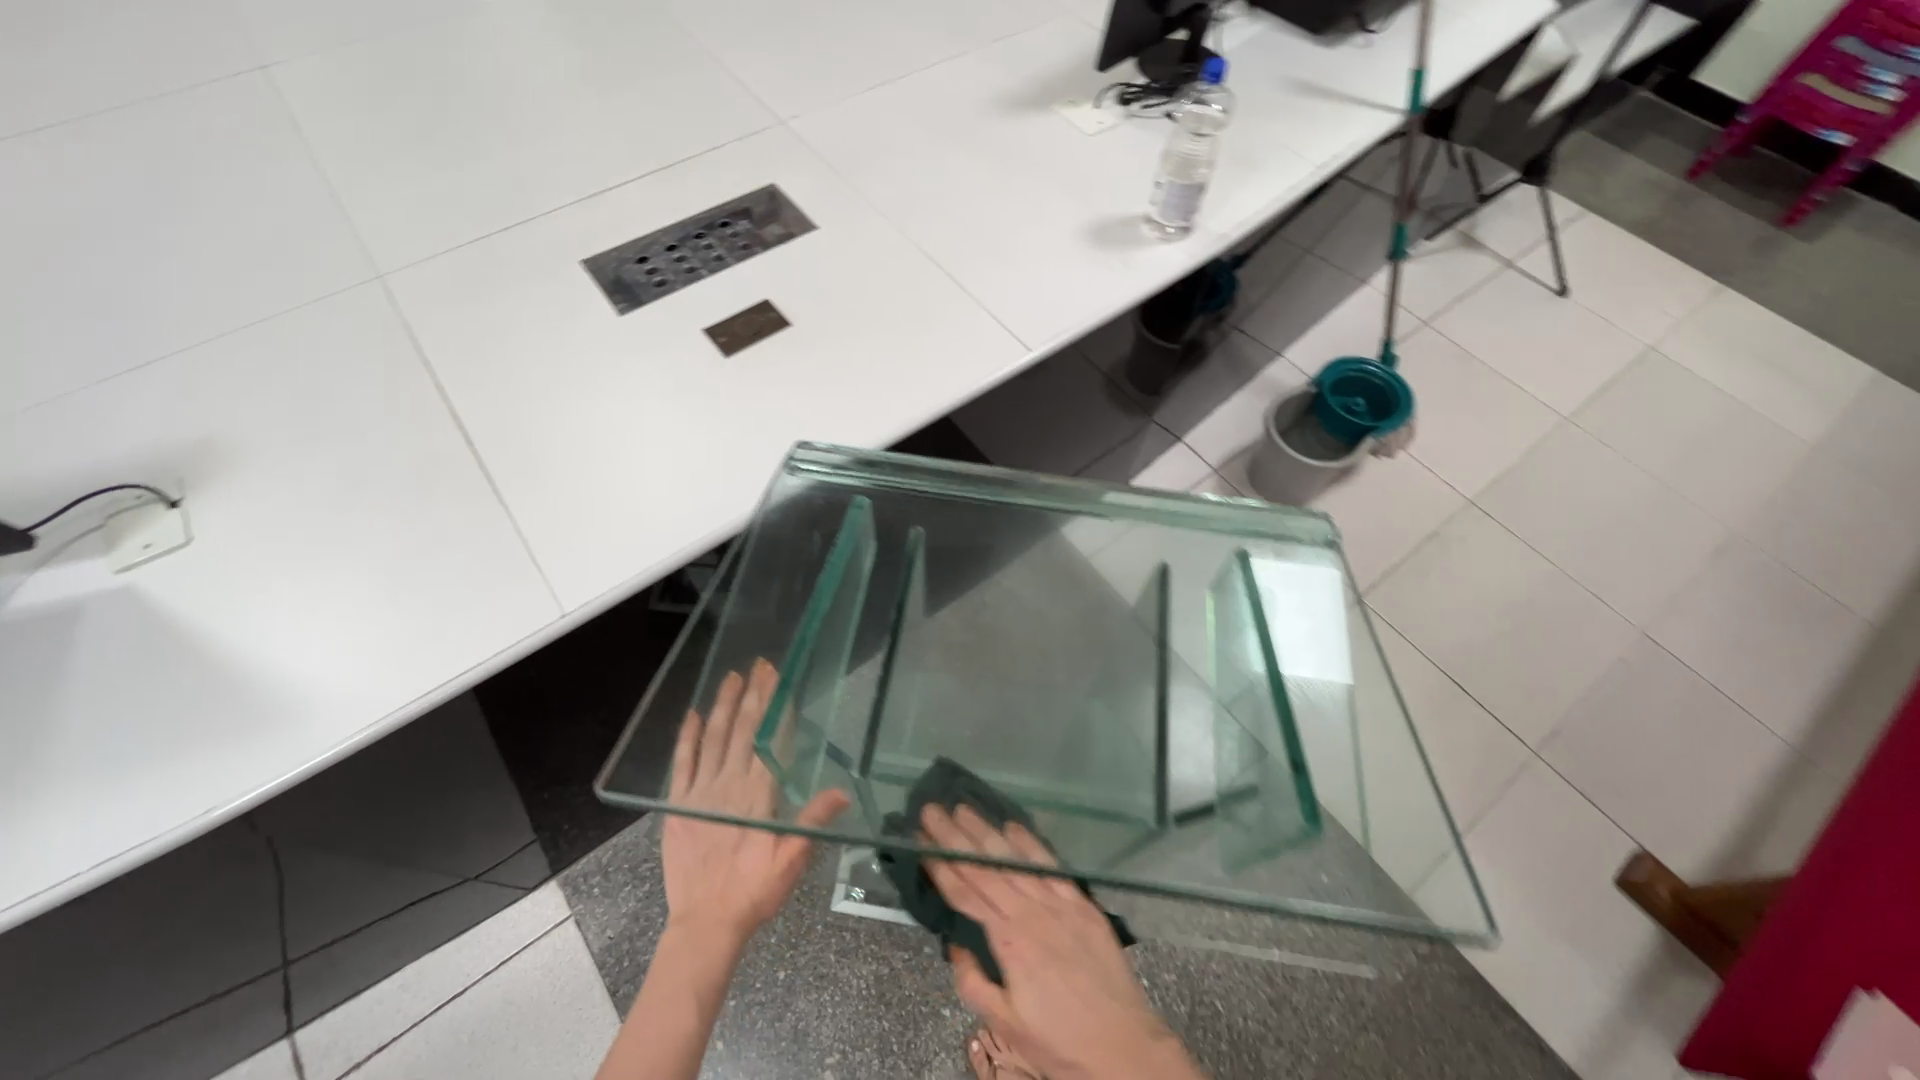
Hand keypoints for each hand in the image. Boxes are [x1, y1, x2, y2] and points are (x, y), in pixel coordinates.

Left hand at [662, 659, 849, 949]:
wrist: (705, 923)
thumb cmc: (754, 891)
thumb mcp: (792, 859)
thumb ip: (813, 821)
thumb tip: (842, 790)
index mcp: (758, 794)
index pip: (770, 739)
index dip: (774, 706)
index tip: (777, 678)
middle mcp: (728, 784)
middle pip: (743, 731)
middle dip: (752, 695)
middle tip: (759, 666)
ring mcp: (699, 792)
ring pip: (714, 739)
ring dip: (724, 706)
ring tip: (731, 678)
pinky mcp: (678, 805)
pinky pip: (682, 763)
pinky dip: (688, 737)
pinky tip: (694, 716)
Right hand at [920, 805, 1205, 1079]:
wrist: (1124, 1046)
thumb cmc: (1060, 1041)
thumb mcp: (1005, 1025)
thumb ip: (973, 983)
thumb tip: (956, 946)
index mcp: (1010, 942)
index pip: (965, 894)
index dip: (939, 866)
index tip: (920, 842)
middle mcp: (1033, 914)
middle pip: (985, 868)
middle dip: (954, 838)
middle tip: (931, 811)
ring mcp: (1061, 905)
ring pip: (1016, 861)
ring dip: (987, 832)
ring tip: (963, 810)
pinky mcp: (1083, 906)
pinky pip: (1053, 868)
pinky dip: (1032, 845)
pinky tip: (1014, 827)